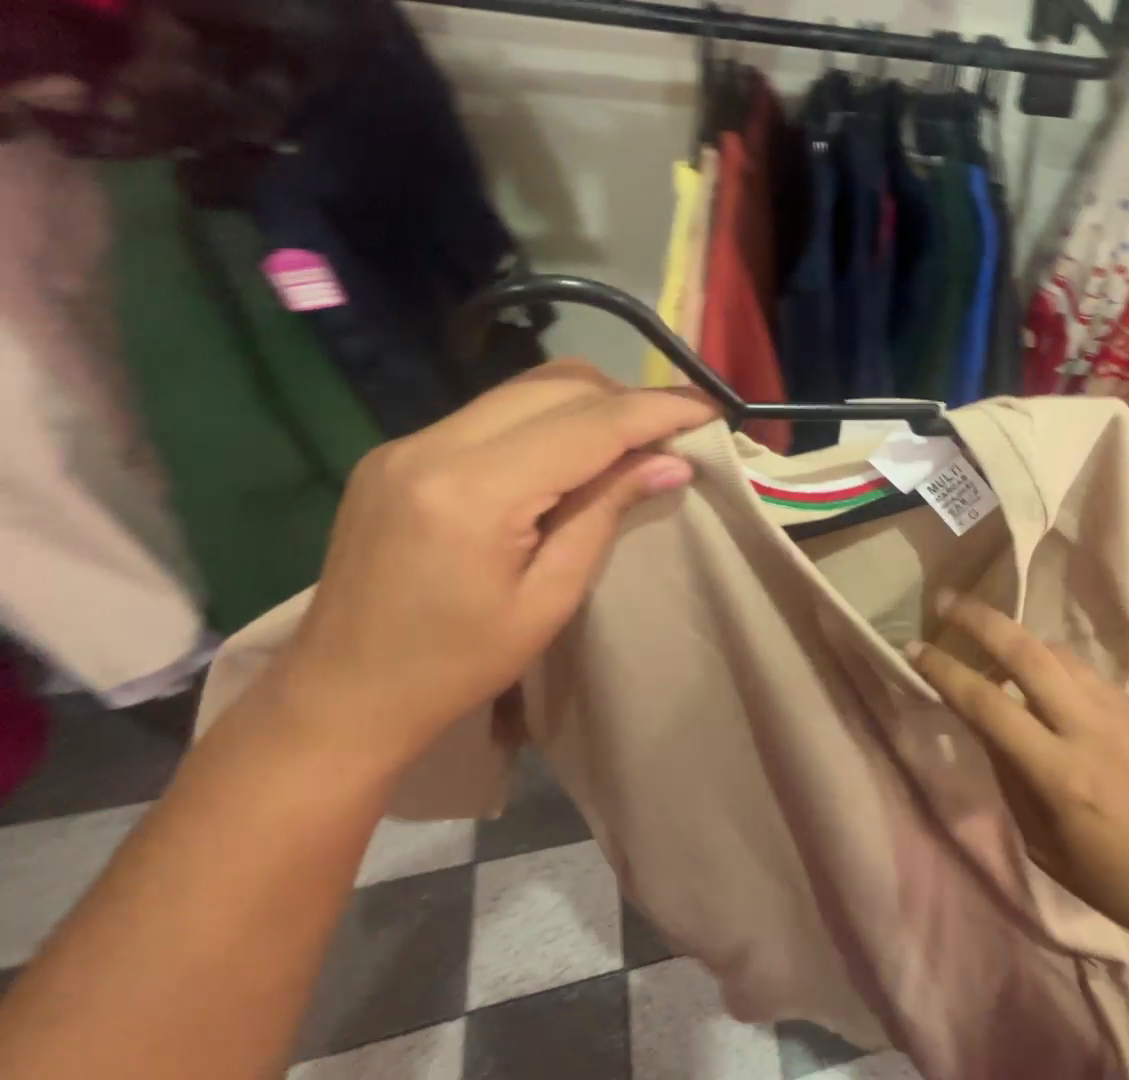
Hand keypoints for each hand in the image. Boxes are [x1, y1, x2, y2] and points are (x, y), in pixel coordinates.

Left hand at [268, 362, 715, 772]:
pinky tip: (570, 457)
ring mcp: (407, 443)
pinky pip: (490, 413)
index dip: (656, 410)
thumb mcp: (550, 598)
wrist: (343, 693)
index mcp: (473, 491)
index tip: (710, 409)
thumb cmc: (459, 664)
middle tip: (675, 432)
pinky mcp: (397, 453)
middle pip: (554, 387)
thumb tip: (671, 461)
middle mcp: (433, 446)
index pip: (587, 424)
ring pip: (521, 390)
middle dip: (625, 399)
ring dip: (587, 404)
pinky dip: (545, 420)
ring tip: (633, 441)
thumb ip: (605, 513)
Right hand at [907, 594, 1128, 954]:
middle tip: (948, 601)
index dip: (944, 671)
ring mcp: (1125, 712)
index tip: (915, 648)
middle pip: (1028, 652)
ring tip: (994, 643)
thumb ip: (1012, 780)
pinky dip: (1059, 671)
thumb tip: (990, 729)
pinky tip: (1050, 687)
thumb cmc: (1117, 883)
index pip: (987, 704)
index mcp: (1059, 774)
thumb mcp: (1044, 846)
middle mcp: (1091, 728)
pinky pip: (1090, 677)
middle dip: (981, 619)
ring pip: (1061, 655)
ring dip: (1021, 642)